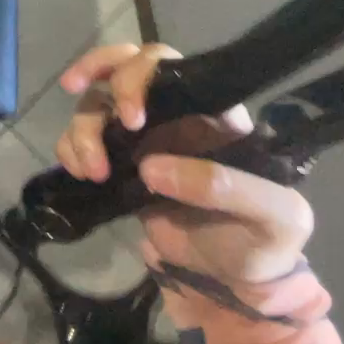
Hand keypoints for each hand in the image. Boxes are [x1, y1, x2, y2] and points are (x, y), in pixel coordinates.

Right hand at [55, 44, 313, 285]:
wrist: (229, 280)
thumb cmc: (261, 240)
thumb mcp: (274, 217)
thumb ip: (226, 186)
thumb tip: (150, 167)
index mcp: (211, 111)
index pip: (168, 65)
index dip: (138, 75)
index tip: (129, 117)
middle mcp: (170, 112)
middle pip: (121, 63)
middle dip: (94, 71)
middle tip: (86, 106)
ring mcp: (138, 133)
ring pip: (94, 103)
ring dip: (83, 130)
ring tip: (93, 172)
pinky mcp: (115, 158)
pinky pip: (78, 136)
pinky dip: (69, 148)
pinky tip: (80, 173)